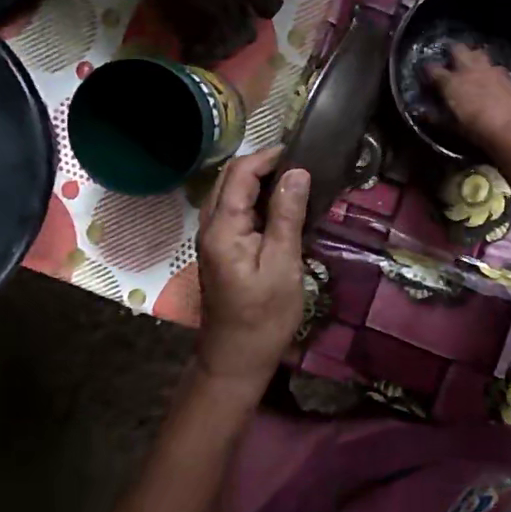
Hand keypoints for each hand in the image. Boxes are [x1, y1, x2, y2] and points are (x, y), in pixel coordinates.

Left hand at [195, 148, 310, 388]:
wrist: (237, 359)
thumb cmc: (264, 316)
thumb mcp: (283, 265)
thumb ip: (288, 216)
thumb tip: (298, 172)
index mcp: (223, 228)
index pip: (240, 174)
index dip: (269, 156)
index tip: (301, 152)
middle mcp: (209, 226)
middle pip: (230, 178)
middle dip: (262, 164)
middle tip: (300, 166)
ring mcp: (211, 238)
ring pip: (229, 193)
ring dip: (257, 180)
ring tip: (293, 181)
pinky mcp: (219, 249)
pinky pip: (233, 210)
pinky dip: (254, 199)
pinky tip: (279, 207)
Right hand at [425, 44, 510, 147]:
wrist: (507, 129)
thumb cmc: (473, 129)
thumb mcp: (449, 126)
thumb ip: (434, 116)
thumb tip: (423, 112)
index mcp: (450, 82)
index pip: (432, 69)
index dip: (427, 71)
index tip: (426, 76)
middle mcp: (468, 69)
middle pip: (457, 49)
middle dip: (452, 53)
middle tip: (451, 63)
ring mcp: (488, 70)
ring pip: (478, 53)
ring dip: (473, 58)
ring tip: (472, 68)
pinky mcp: (505, 76)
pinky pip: (495, 67)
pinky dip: (490, 71)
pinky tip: (491, 80)